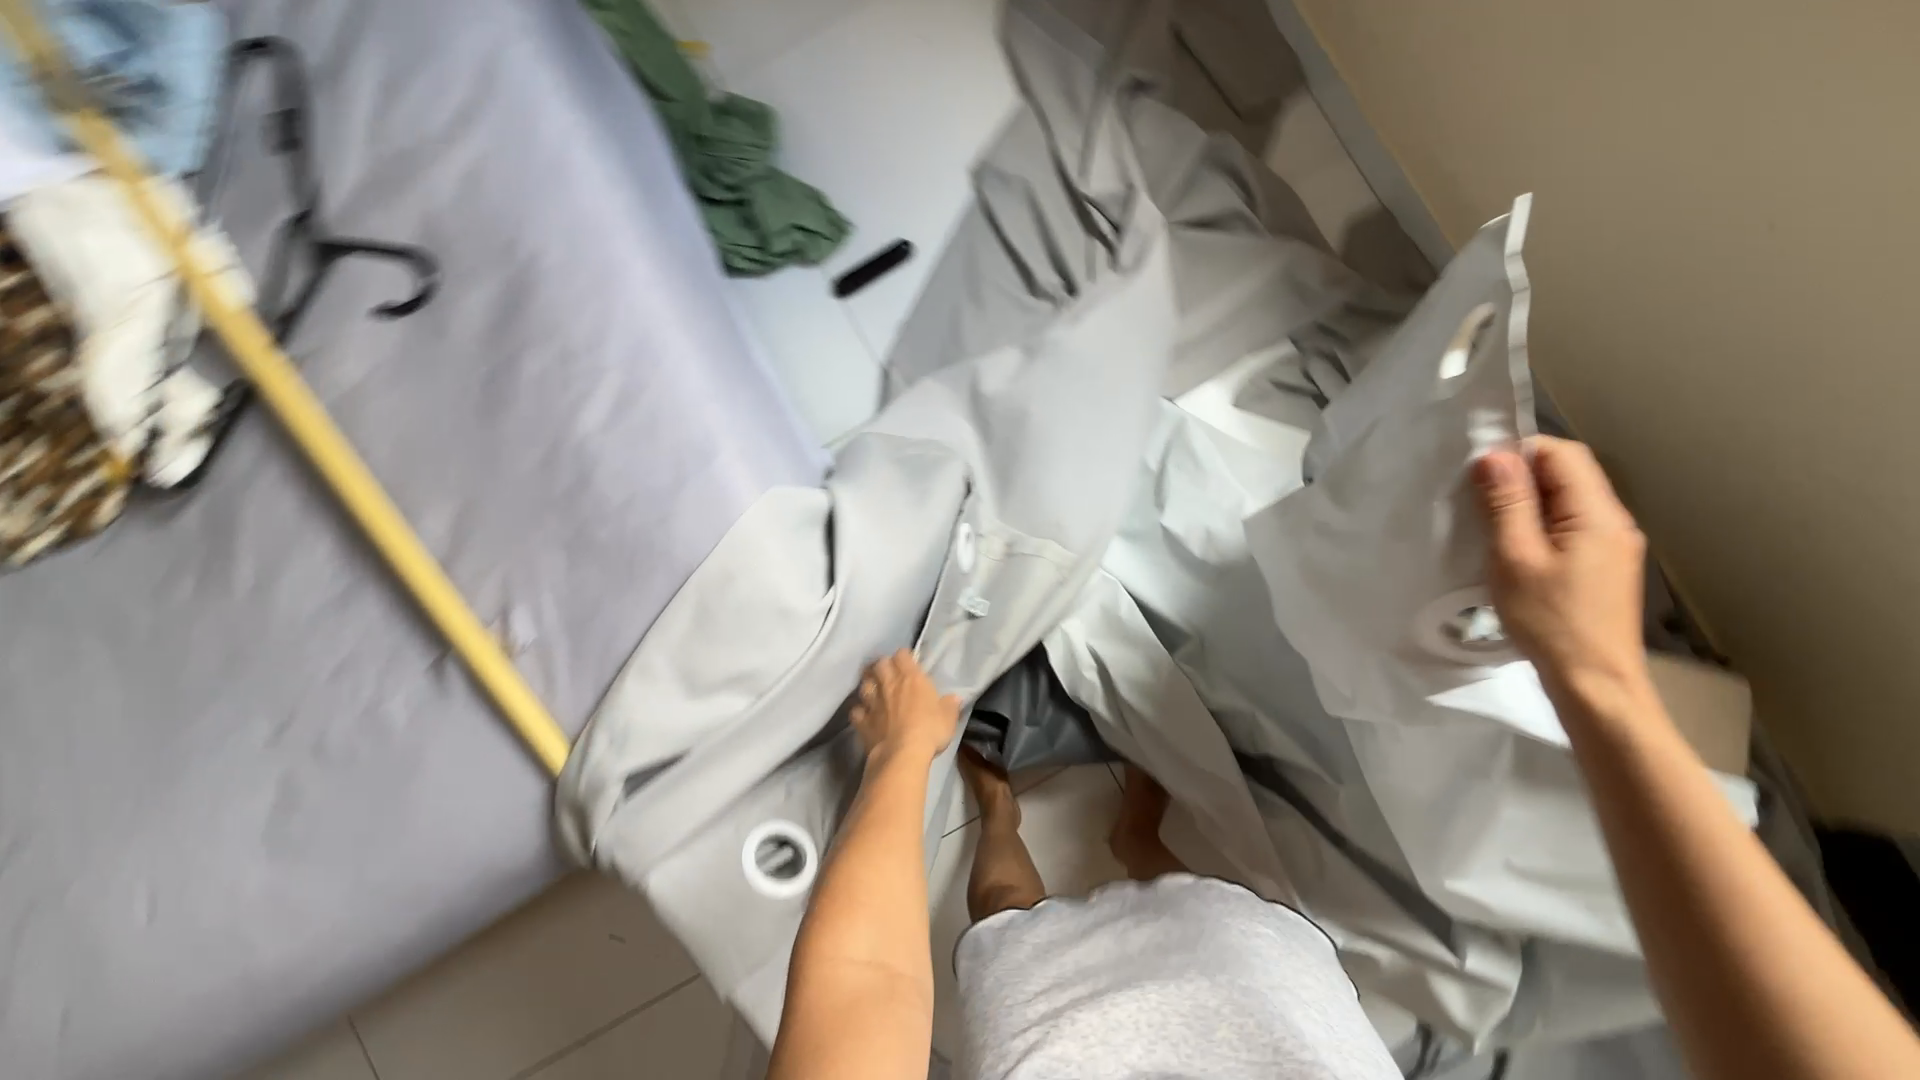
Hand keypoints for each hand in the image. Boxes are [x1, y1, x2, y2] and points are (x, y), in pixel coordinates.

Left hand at [851, 649, 960, 763]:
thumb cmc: (929, 731)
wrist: (903, 754)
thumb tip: (954, 698)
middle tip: (889, 674)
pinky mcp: (862, 721)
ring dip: (869, 685)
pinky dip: (859, 711)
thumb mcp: (948, 718)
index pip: (902, 655)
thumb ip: (950, 705)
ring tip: (874, 690)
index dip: (904, 656)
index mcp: (912, 679)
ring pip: (864, 684)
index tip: (909, 662)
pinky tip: (864, 714)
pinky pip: (856, 711)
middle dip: (883, 666)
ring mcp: (873, 702)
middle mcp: (889, 685)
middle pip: (879, 664)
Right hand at [1473, 436, 1651, 701]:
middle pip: (1567, 474)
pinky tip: (1512, 547)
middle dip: (1520, 476)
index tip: (1478, 472)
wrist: (1593, 680)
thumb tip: (1494, 456)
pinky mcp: (1602, 566)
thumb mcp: (1515, 557)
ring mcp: (1612, 545)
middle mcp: (1613, 521)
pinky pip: (1568, 527)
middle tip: (1475, 498)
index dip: (1520, 451)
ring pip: (1566, 502)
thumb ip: (1507, 504)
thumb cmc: (1549, 619)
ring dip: (1526, 502)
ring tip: (1488, 523)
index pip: (1562, 453)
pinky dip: (1537, 525)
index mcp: (1598, 514)